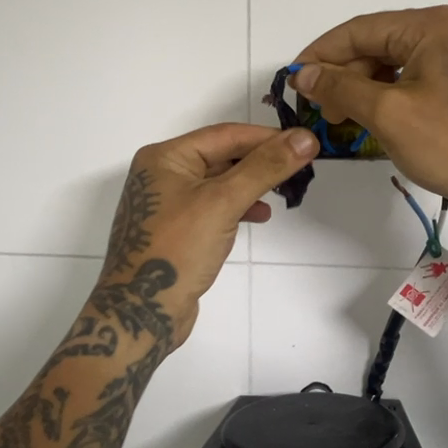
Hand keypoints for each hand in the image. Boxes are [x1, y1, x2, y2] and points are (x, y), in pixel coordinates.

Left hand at [98, 123, 318, 345]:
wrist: (141, 312)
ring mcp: (167, 203)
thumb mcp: (223, 202)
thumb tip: (305, 138)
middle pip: (221, 156)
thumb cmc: (177, 249)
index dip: (267, 137)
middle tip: (301, 167)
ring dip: (252, 184)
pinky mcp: (176, 230)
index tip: (305, 142)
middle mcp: (162, 174)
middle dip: (260, 161)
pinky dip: (237, 207)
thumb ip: (265, 168)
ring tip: (285, 191)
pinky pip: (213, 206)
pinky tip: (259, 216)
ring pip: (219, 182)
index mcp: (165, 157)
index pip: (225, 135)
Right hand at [291, 6, 447, 219]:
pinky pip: (423, 80)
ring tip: (347, 121)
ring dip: (369, 89)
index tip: (295, 78)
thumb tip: (305, 73)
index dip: (323, 53)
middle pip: (383, 45)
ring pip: (403, 65)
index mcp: (436, 26)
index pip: (363, 29)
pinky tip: (380, 121)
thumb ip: (341, 88)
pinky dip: (395, 97)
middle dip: (347, 75)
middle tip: (324, 111)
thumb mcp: (388, 114)